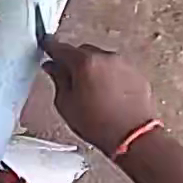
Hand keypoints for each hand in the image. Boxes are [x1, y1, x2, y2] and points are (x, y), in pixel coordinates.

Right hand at [41, 37, 160, 153]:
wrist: (132, 137)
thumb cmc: (99, 124)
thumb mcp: (66, 104)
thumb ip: (58, 79)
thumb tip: (54, 68)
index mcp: (85, 62)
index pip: (61, 47)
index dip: (50, 47)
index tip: (46, 45)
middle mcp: (105, 58)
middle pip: (82, 51)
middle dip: (74, 62)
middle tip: (68, 78)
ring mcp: (123, 64)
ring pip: (100, 59)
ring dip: (93, 69)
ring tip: (90, 91)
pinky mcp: (136, 74)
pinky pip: (116, 68)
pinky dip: (109, 76)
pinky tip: (106, 94)